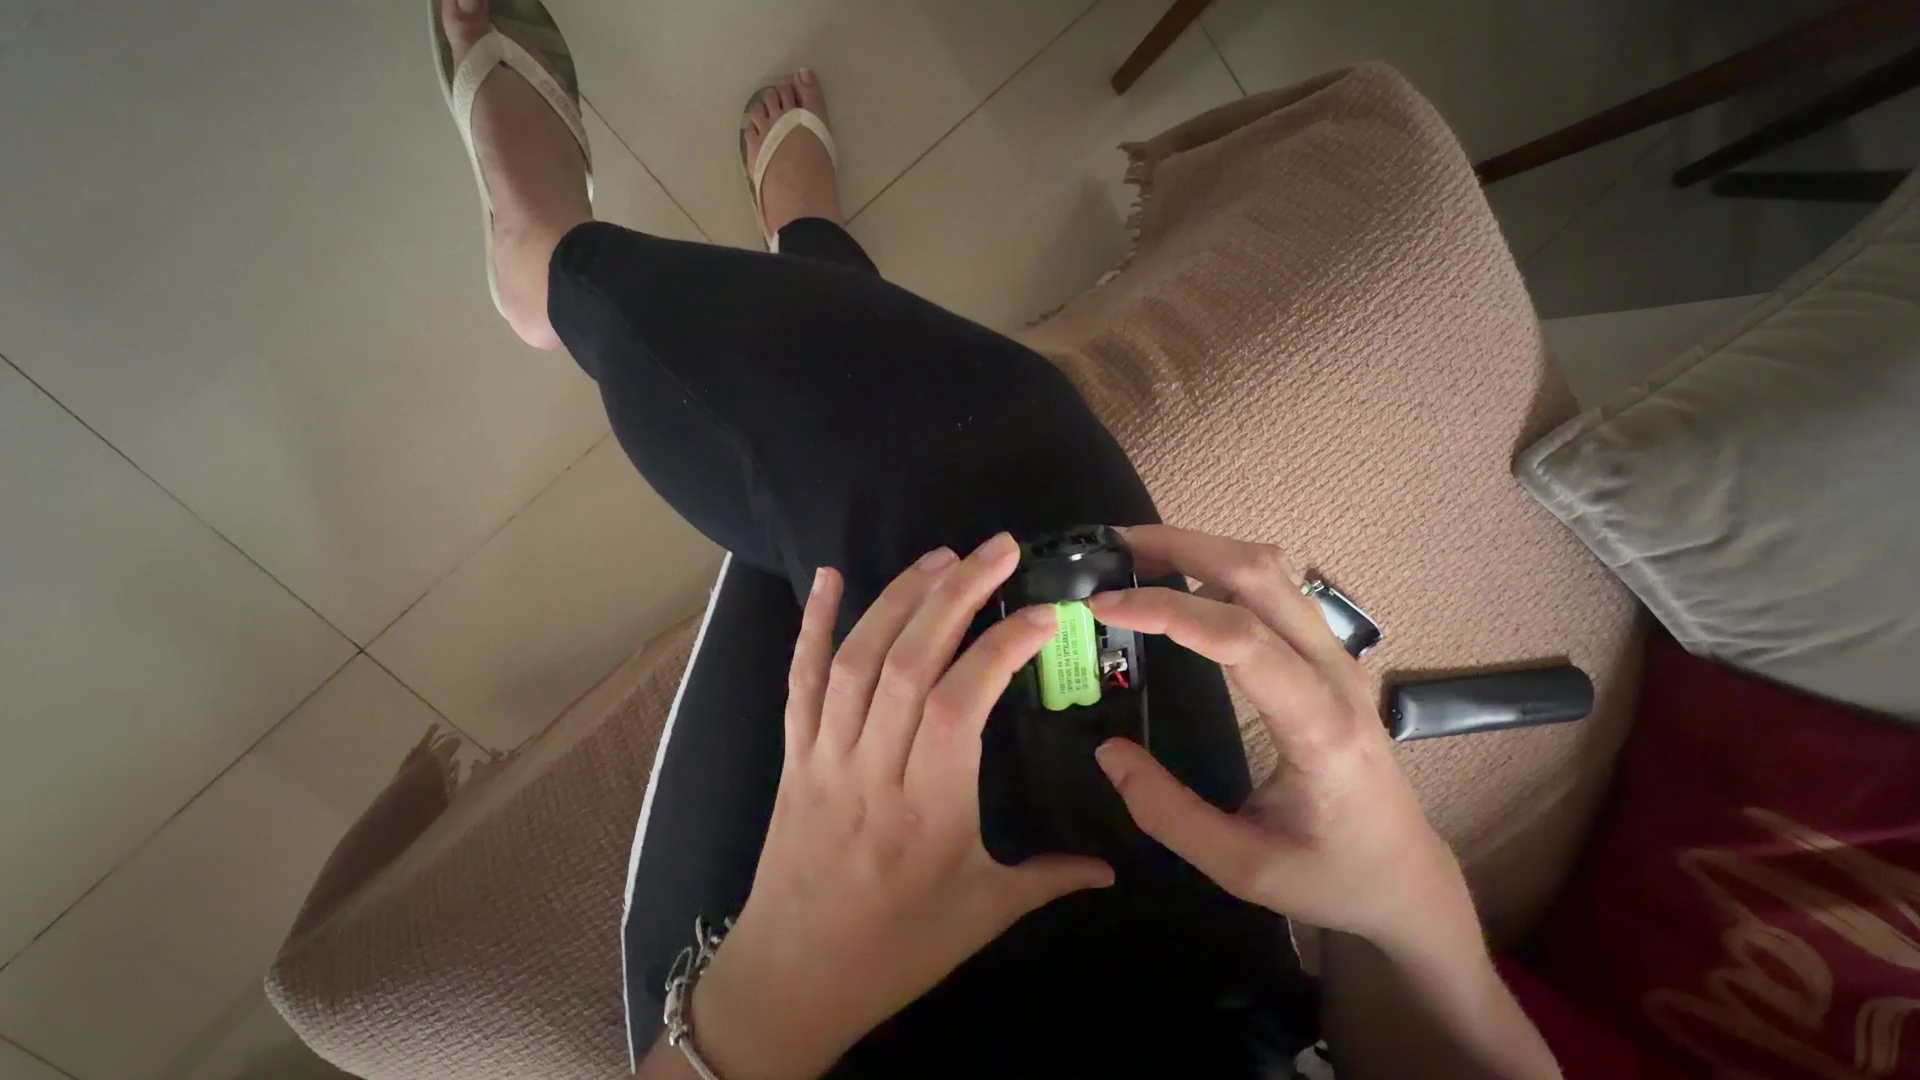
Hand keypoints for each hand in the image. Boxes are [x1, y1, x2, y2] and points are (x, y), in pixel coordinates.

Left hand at [689, 533, 1114, 1079]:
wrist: (792, 977)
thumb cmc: (896, 948)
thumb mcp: (983, 915)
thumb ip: (1050, 879)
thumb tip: (1114, 867)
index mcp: (928, 807)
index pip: (962, 703)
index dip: (1002, 647)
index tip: (1044, 614)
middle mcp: (873, 768)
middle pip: (910, 662)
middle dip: (955, 595)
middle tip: (996, 548)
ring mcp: (824, 754)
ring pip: (857, 659)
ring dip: (898, 597)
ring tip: (942, 557)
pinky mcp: (792, 754)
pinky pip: (798, 680)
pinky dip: (812, 623)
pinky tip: (828, 576)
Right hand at [1088, 525, 1469, 948]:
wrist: (1409, 878)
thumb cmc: (1331, 877)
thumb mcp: (1241, 868)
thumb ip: (1167, 813)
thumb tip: (1106, 750)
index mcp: (1319, 726)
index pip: (1239, 638)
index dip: (1166, 609)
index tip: (1103, 605)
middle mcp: (1337, 673)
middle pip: (1260, 573)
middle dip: (1181, 546)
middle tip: (1112, 550)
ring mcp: (1341, 658)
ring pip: (1272, 570)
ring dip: (1202, 550)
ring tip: (1137, 559)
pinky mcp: (1332, 657)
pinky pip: (1279, 589)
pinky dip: (1224, 569)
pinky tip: (1184, 588)